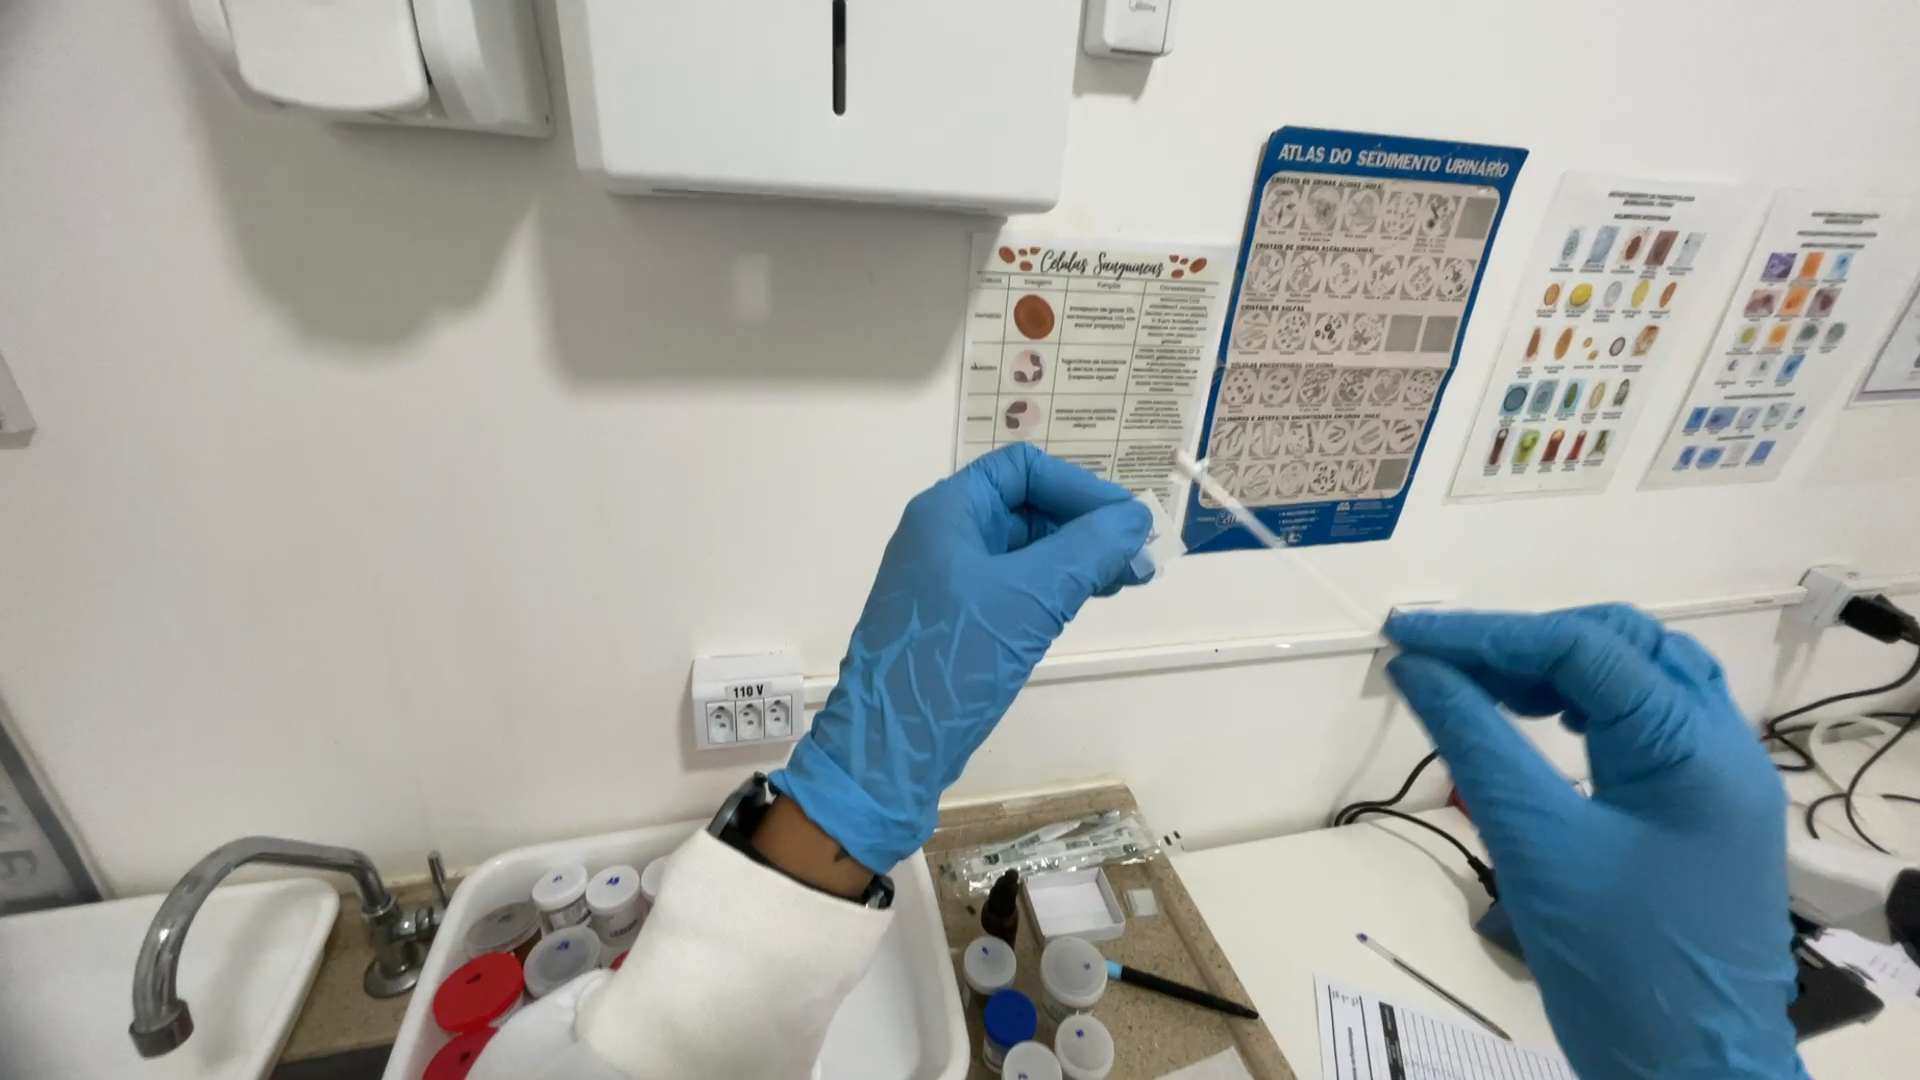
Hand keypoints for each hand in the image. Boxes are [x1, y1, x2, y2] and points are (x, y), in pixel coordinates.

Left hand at [771, 444, 1150, 872]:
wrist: (891, 748)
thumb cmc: (953, 659)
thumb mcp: (1028, 598)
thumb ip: (1086, 550)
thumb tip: (1135, 518)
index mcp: (949, 511)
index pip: (1023, 470)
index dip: (1080, 487)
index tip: (1128, 521)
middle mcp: (945, 535)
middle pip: (1027, 506)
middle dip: (1086, 527)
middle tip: (1142, 556)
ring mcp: (949, 578)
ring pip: (1026, 549)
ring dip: (1077, 558)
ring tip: (1131, 579)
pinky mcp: (958, 618)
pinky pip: (1015, 585)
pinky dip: (1055, 587)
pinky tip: (1090, 597)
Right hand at [1385, 605, 1805, 1079]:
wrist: (1686, 1067)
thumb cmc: (1613, 958)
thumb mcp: (1529, 837)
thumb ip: (1470, 737)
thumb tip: (1414, 667)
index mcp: (1695, 754)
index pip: (1584, 650)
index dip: (1486, 633)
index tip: (1407, 635)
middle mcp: (1720, 747)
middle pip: (1621, 644)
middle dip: (1522, 638)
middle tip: (1442, 657)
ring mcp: (1712, 772)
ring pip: (1630, 672)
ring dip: (1545, 663)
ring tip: (1471, 681)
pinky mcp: (1687, 795)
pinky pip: (1630, 713)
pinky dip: (1567, 696)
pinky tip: (1520, 713)